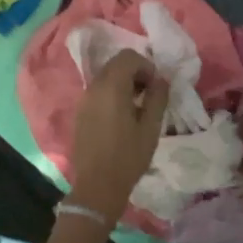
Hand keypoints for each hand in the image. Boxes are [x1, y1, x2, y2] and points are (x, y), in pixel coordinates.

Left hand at [68, 50, 169, 216]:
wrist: (97, 186)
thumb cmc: (128, 157)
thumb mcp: (151, 127)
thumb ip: (158, 97)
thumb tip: (162, 80)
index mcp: (111, 87)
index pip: (128, 57)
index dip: (146, 66)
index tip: (156, 87)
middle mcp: (93, 88)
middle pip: (115, 64)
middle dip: (135, 72)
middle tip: (149, 95)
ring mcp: (84, 100)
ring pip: (105, 77)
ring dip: (123, 83)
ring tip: (138, 106)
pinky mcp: (80, 112)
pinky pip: (98, 92)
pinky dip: (112, 94)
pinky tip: (122, 116)